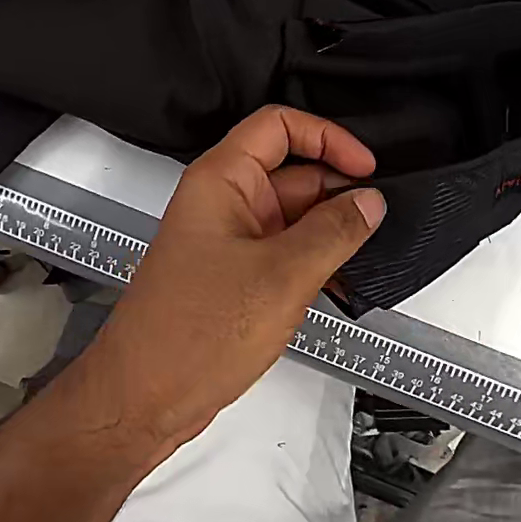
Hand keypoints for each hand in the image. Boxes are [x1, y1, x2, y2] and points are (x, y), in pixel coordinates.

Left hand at [77, 106, 386, 446]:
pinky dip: (313, 259)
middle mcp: (222, 202)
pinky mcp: (234, 272)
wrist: (146, 396)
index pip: (279, 125)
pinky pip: (283, 250)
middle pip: (292, 171)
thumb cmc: (190, 335)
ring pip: (292, 215)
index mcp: (221, 180)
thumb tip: (368, 202)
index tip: (365, 166)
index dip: (328, 137)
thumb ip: (334, 232)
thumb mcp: (282, 276)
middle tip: (374, 219)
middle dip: (336, 191)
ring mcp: (228, 238)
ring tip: (361, 256)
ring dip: (328, 231)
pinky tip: (340, 283)